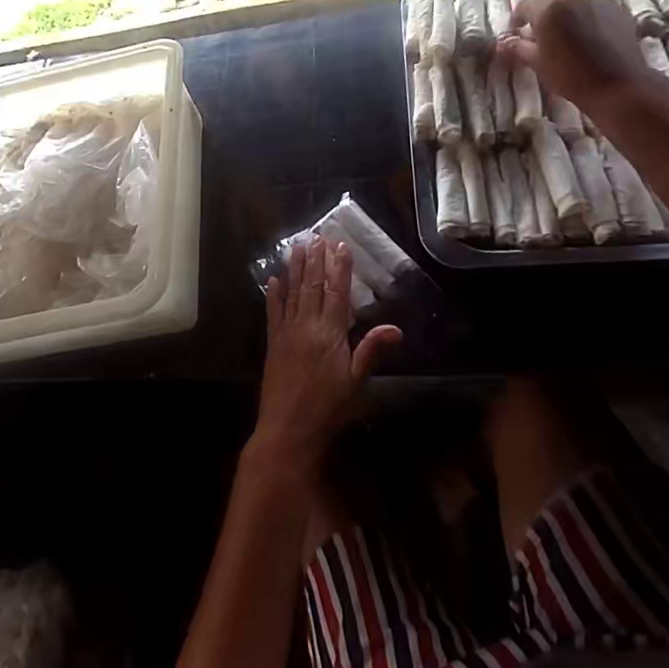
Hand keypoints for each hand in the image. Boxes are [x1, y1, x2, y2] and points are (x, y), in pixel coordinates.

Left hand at [254, 238, 401, 469]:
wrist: (287, 431)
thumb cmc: (327, 408)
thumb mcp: (356, 382)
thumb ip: (372, 351)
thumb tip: (396, 328)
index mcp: (329, 333)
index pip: (336, 292)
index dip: (339, 268)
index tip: (341, 246)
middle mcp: (306, 327)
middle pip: (312, 286)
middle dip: (316, 260)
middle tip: (318, 236)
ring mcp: (287, 334)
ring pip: (292, 293)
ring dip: (295, 269)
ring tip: (297, 246)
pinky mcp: (274, 345)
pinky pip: (273, 313)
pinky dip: (273, 295)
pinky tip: (272, 280)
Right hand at [502, 0, 658, 108]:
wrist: (617, 86)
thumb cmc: (572, 78)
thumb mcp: (539, 64)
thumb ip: (519, 48)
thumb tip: (503, 42)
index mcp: (547, 9)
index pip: (525, 2)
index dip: (519, 16)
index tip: (519, 30)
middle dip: (540, 2)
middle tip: (539, 23)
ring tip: (562, 16)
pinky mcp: (614, 4)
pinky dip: (583, 1)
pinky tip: (584, 20)